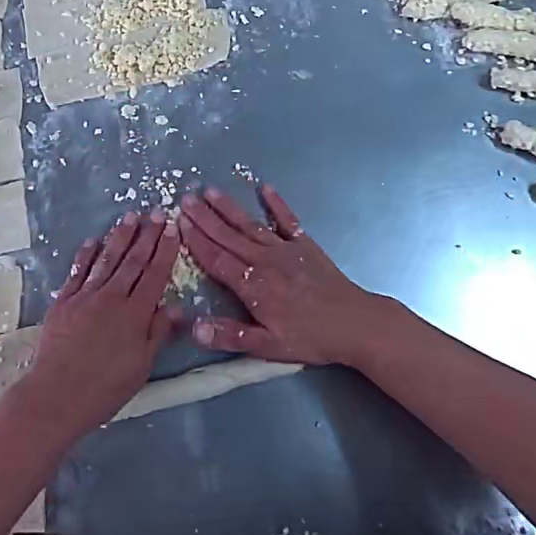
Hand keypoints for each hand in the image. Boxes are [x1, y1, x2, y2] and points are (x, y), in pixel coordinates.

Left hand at [15, 210, 182, 438]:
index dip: (165, 250)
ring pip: (107, 259)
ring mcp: (85, 295)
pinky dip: (87, 254)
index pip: (155, 274)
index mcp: (135, 314)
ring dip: (119, 237)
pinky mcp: (64, 300)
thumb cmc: (105, 387)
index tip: (172, 229)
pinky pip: (78, 270)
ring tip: (130, 216)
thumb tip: (176, 306)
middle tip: (156, 213)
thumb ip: (158, 333)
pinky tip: (94, 240)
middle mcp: (112, 297)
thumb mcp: (141, 366)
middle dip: (146, 235)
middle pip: (133, 261)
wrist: (57, 393)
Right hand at [178, 183, 387, 366]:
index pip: (216, 258)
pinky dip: (276, 204)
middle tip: (184, 198)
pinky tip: (264, 188)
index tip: (178, 222)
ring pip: (249, 224)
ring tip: (209, 190)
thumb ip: (231, 335)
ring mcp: (284, 248)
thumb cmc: (311, 338)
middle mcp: (263, 260)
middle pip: (227, 236)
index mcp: (252, 284)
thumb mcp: (269, 346)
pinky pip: (287, 220)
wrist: (357, 325)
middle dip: (204, 217)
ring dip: (228, 207)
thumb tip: (194, 328)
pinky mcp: (305, 244)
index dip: (196, 240)